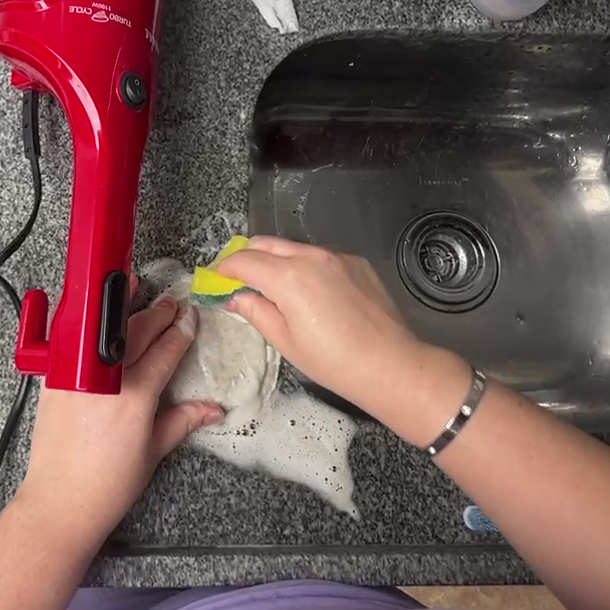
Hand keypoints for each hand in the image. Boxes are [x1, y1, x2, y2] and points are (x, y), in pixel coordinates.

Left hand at [16, 299, 223, 542]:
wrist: (61, 500)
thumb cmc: (108, 484)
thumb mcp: (153, 451)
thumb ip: (182, 421)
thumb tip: (214, 409)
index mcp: (136, 394)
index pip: (166, 350)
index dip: (182, 331)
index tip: (190, 318)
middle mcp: (106, 377)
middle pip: (138, 331)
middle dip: (159, 314)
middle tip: (172, 305)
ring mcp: (76, 373)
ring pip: (105, 328)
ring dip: (123, 305)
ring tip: (134, 285)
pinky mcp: (53, 377)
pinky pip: (72, 339)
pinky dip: (87, 322)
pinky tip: (95, 309)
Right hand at [217, 236, 471, 444]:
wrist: (392, 365)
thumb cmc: (334, 362)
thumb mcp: (285, 341)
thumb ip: (255, 311)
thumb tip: (234, 297)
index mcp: (288, 277)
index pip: (243, 261)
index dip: (224, 270)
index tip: (217, 281)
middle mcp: (311, 256)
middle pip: (265, 244)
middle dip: (246, 258)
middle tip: (239, 280)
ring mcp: (337, 256)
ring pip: (292, 247)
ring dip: (276, 261)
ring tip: (275, 289)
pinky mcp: (356, 262)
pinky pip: (319, 256)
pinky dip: (304, 266)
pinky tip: (312, 294)